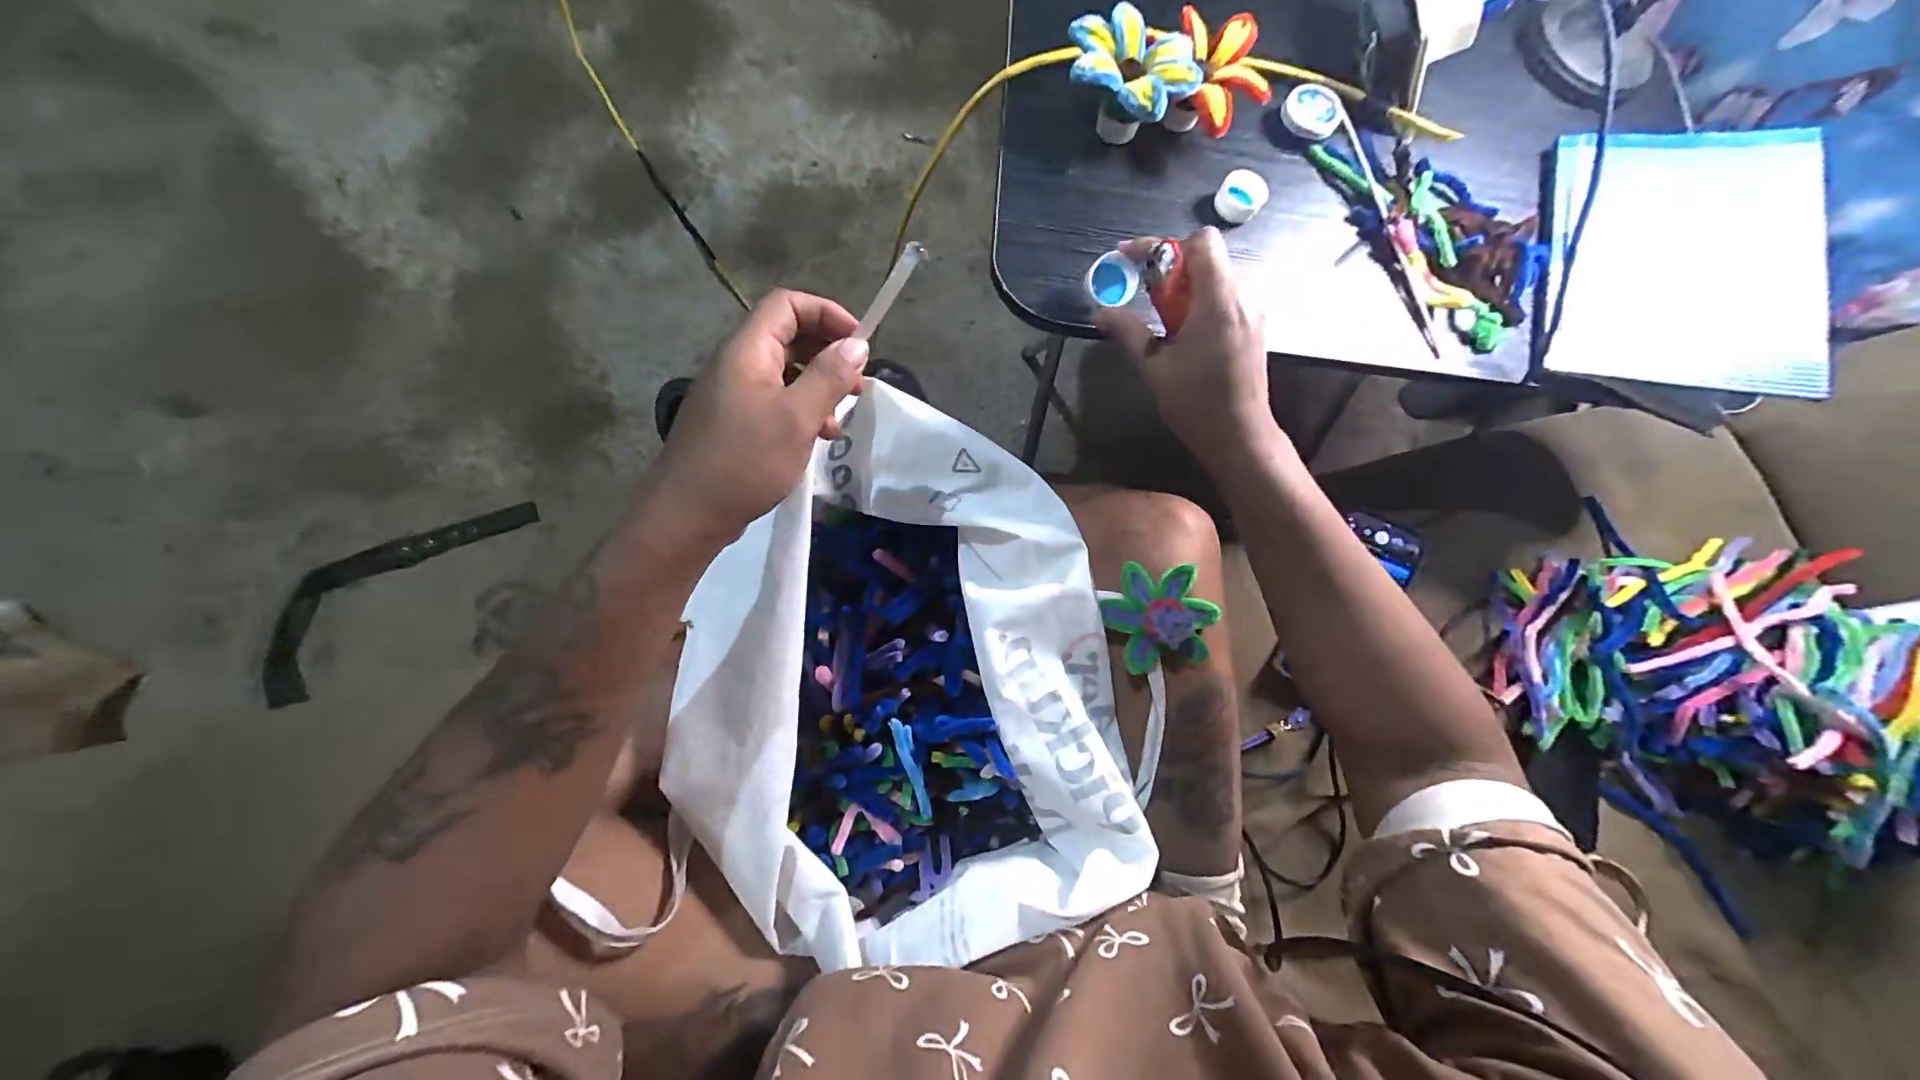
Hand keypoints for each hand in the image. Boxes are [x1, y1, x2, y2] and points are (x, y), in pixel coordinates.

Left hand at [652, 290, 868, 548]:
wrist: (688, 514)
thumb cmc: (744, 461)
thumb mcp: (796, 417)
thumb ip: (829, 376)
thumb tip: (857, 344)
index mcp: (747, 350)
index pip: (788, 305)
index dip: (827, 313)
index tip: (860, 342)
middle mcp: (738, 364)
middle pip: (789, 338)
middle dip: (829, 355)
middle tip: (858, 386)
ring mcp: (735, 395)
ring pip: (786, 374)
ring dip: (819, 388)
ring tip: (840, 419)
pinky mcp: (736, 423)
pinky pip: (776, 402)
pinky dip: (802, 412)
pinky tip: (817, 439)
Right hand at [1095, 227, 1286, 472]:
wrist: (1240, 436)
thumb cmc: (1196, 403)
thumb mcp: (1154, 368)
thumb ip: (1128, 332)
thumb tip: (1100, 311)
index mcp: (1219, 301)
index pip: (1200, 242)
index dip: (1162, 244)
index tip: (1130, 258)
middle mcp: (1242, 297)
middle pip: (1206, 258)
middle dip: (1169, 267)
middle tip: (1141, 294)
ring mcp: (1251, 313)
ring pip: (1215, 278)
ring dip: (1184, 287)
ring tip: (1160, 317)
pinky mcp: (1252, 328)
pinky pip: (1223, 298)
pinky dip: (1198, 302)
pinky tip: (1182, 332)